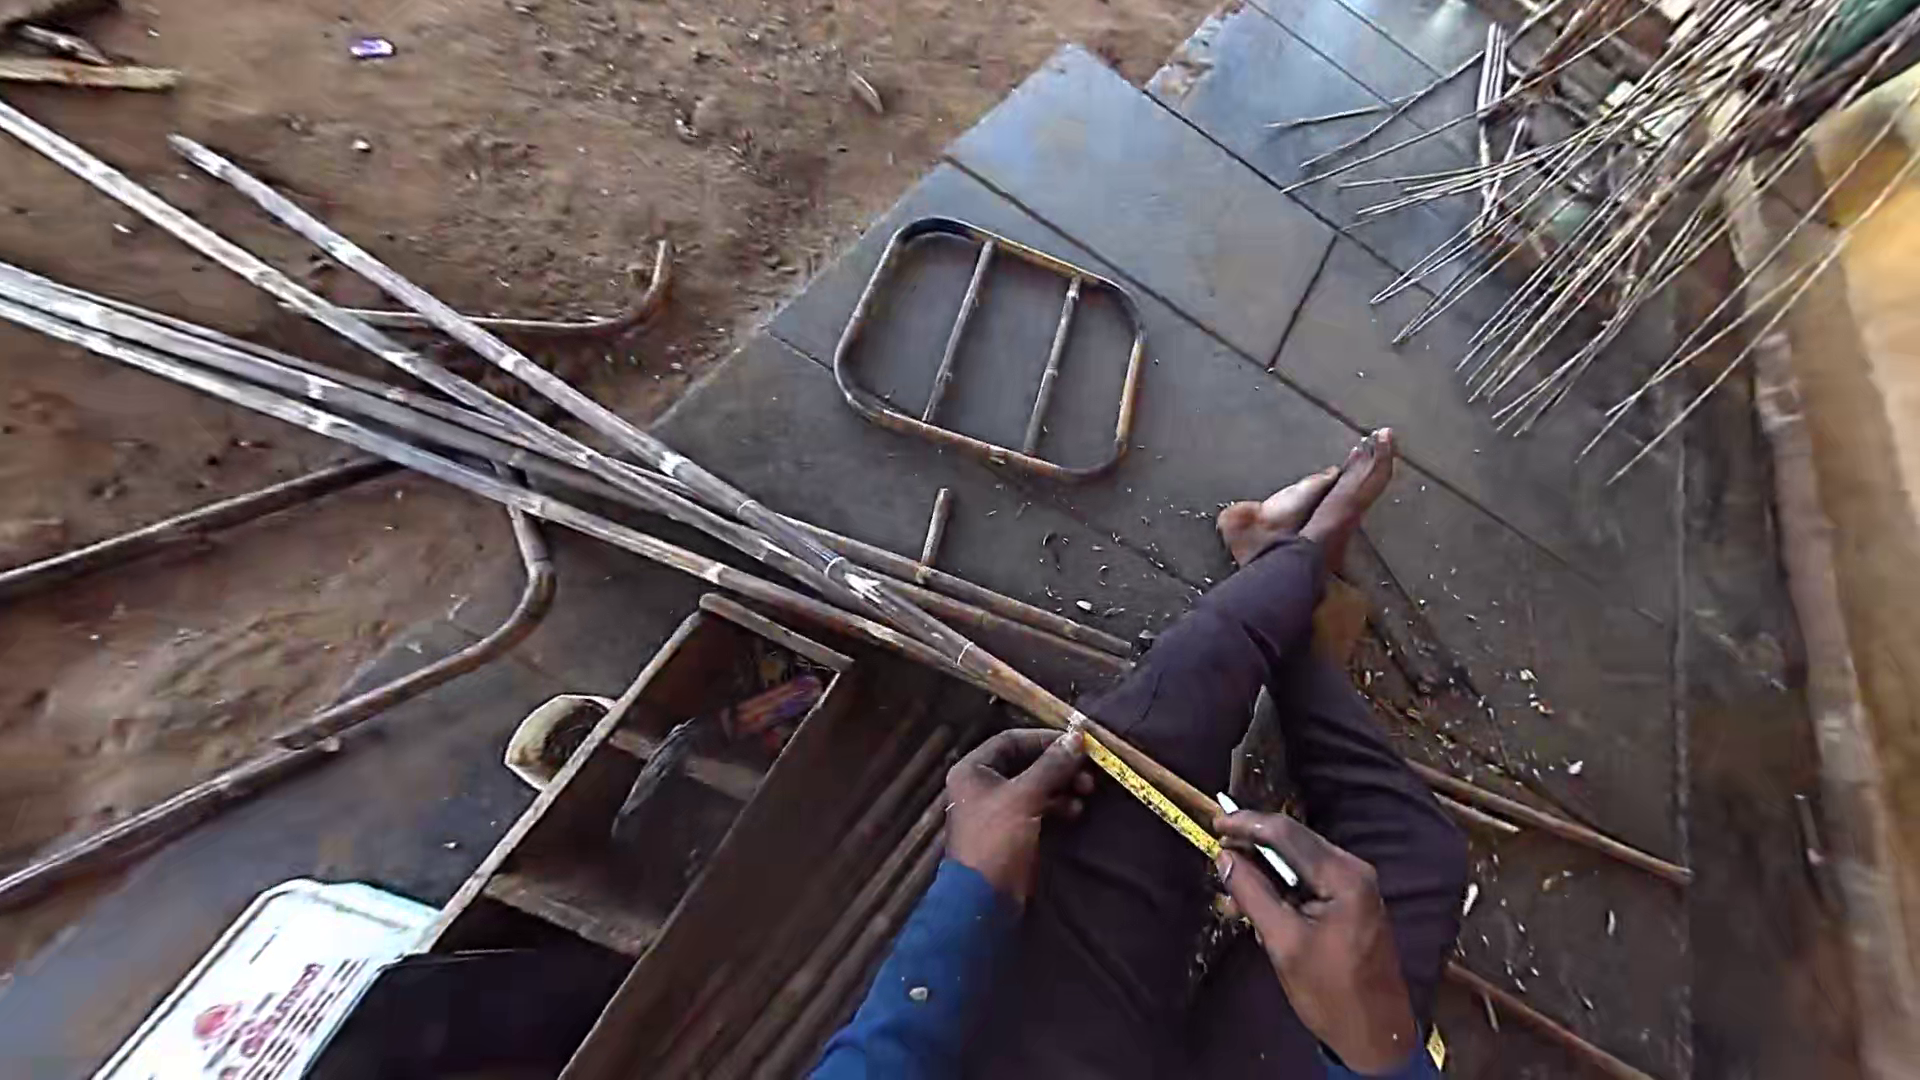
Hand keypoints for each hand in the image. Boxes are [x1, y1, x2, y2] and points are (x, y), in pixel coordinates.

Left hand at [944, 728, 1093, 905]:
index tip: (1075, 743)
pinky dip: (1057, 805)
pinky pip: (1037, 807)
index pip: (1011, 740)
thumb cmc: (997, 840)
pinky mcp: (1012, 831)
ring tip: (1087, 791)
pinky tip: (1076, 810)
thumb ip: (1051, 766)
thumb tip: (1076, 737)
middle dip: (1058, 766)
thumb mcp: (1025, 797)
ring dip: (1062, 786)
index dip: (1044, 739)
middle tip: (1087, 771)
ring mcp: (997, 809)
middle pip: (1026, 763)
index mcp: (973, 769)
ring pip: (1035, 786)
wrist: (983, 904)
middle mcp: (982, 784)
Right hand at [1213, 810, 1418, 1073]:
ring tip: (1235, 889)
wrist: (1378, 1042)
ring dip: (1262, 866)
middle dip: (1252, 846)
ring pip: (1294, 856)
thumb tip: (1223, 855)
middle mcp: (1353, 870)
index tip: (1215, 824)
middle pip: (1290, 839)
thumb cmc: (1332, 994)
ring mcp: (1354, 883)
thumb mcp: (1283, 942)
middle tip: (1220, 858)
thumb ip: (1250, 891)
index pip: (1284, 832)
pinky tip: (1258, 900)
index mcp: (1344, 877)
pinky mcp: (1349, 897)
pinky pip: (1304, 874)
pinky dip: (1278, 881)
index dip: (1246, 823)